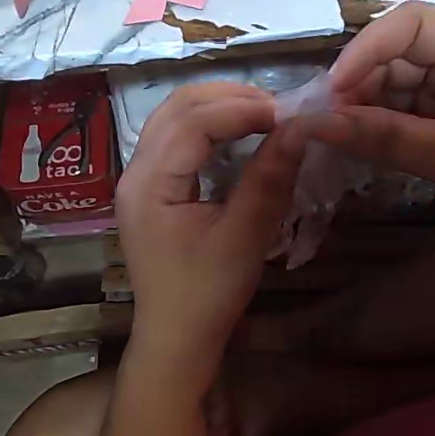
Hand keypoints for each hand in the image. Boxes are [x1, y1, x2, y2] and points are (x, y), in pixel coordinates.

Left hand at [117, 83, 305, 352]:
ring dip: (216, 108)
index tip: (286, 114)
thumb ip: (269, 179)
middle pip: (175, 108)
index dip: (240, 108)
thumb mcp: (244, 237)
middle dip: (227, 99)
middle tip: (276, 108)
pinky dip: (206, 126)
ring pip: (172, 118)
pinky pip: (174, 138)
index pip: (191, 122)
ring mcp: (137, 179)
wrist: (176, 336)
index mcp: (148, 184)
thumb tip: (300, 127)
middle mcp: (134, 172)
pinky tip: (236, 134)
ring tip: (262, 115)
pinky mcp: (149, 188)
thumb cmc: (207, 294)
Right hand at [303, 2, 434, 271]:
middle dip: (358, 82)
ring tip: (330, 136)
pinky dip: (375, 128)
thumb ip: (383, 136)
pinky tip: (351, 145)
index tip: (332, 92)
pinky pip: (402, 115)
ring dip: (361, 108)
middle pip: (398, 53)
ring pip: (394, 86)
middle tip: (322, 122)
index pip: (414, 24)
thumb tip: (312, 123)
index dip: (366, 49)